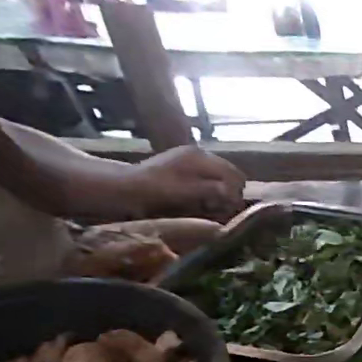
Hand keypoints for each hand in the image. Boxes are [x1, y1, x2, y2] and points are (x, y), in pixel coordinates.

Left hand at [119, 145, 245, 220]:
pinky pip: (207, 176)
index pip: (233, 173)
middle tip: (222, 208)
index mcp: (200, 157)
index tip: (230, 209)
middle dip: (230, 191)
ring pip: (219, 175)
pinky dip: (209, 188)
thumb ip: (212, 191)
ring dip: (220, 191)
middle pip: (229, 173)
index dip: (237, 192)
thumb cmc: (155, 191)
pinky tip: (200, 199)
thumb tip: (235, 194)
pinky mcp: (183, 165)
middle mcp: (198, 153)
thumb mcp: (187, 193)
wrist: (124, 187)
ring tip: (210, 205)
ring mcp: (190, 157)